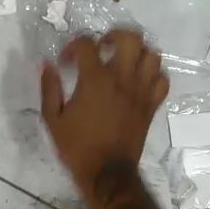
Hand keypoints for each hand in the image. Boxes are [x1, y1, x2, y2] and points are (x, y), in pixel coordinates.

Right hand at [40, 28, 170, 199]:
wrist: (107, 173)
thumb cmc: (78, 147)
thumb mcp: (52, 119)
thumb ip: (49, 88)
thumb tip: (47, 64)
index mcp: (95, 80)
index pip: (87, 44)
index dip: (74, 46)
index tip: (67, 61)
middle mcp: (122, 79)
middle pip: (130, 38)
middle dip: (115, 35)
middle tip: (103, 47)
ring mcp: (141, 91)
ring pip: (151, 55)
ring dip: (137, 52)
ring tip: (123, 60)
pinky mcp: (152, 104)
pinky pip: (162, 79)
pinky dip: (153, 74)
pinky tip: (139, 80)